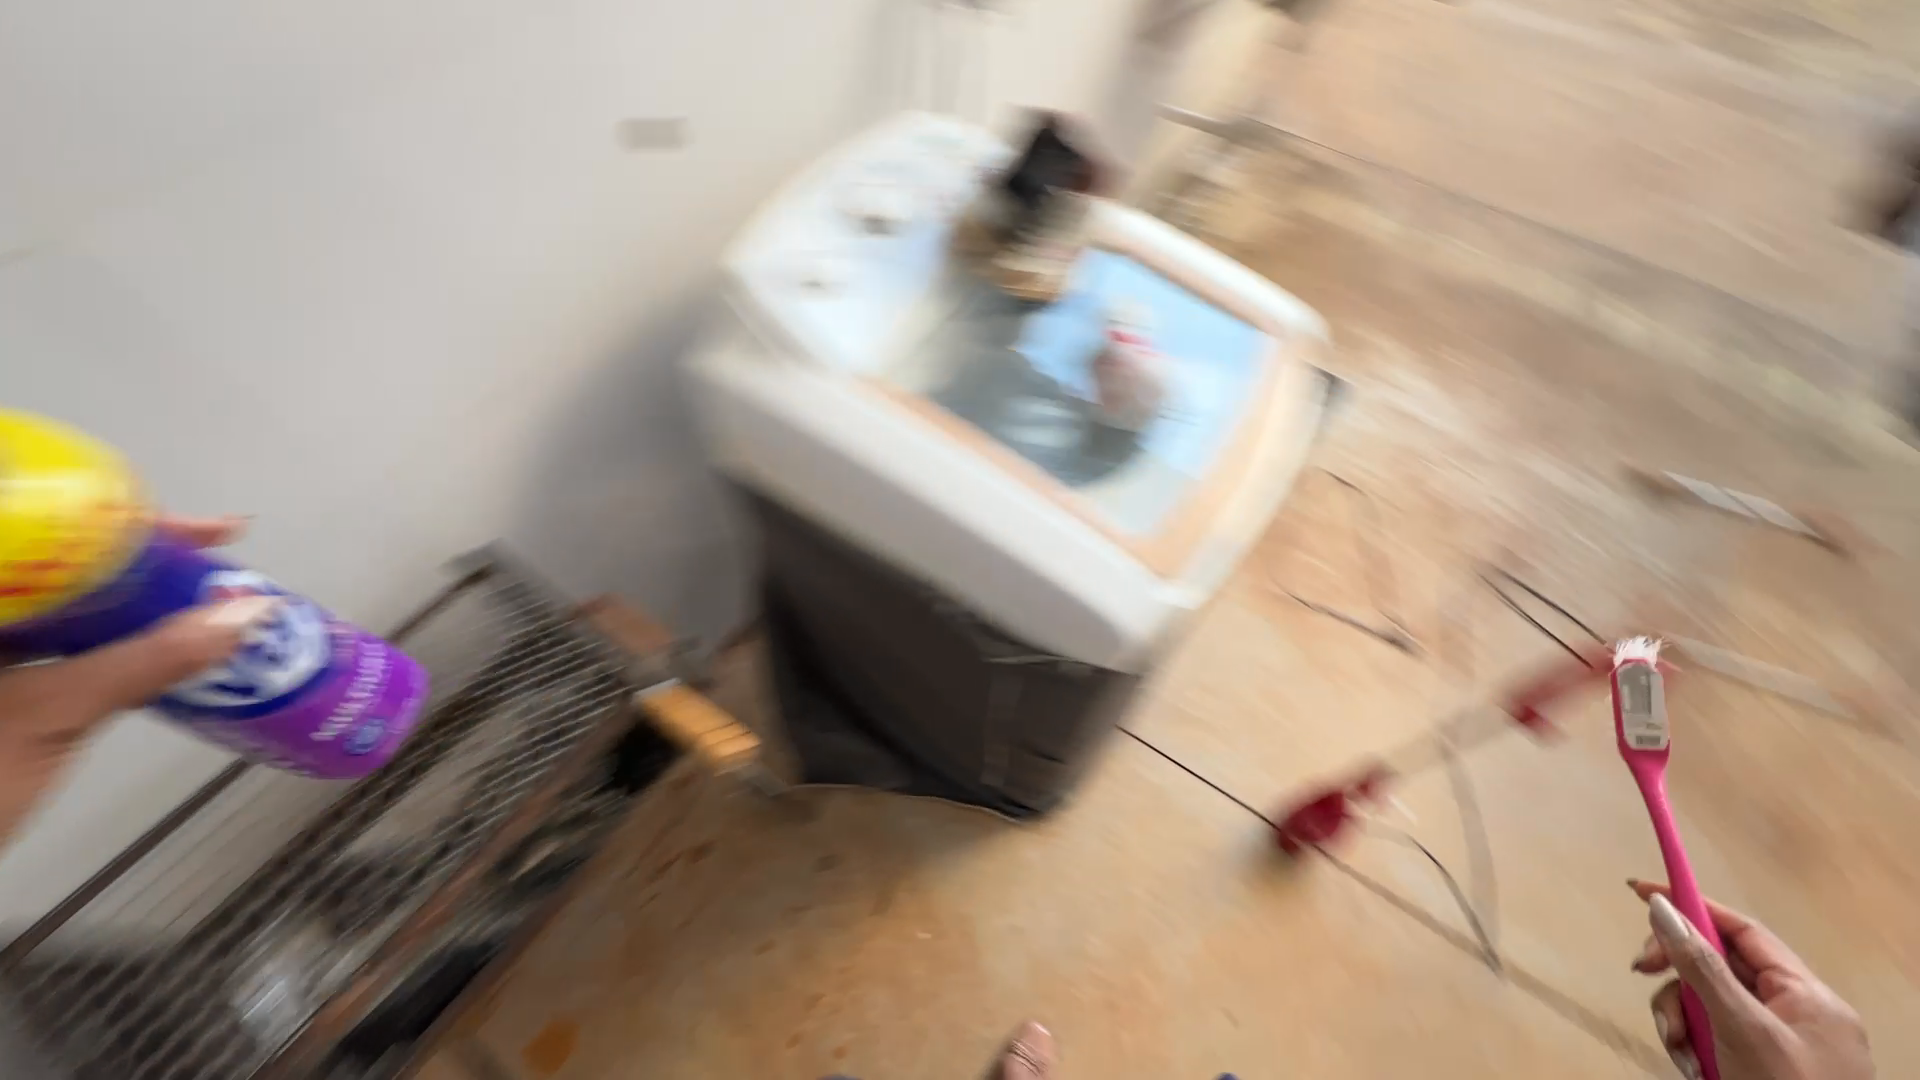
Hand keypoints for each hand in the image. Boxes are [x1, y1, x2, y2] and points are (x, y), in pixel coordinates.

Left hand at [0, 516, 276, 844]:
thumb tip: (247, 614)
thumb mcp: (51, 719)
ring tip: (199, 598)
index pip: (43, 533)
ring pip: (59, 596)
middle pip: (57, 559)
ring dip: (133, 596)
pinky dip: (107, 631)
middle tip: (211, 560)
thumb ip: (149, 661)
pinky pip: (51, 633)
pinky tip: (155, 637)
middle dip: (142, 556)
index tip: (202, 532)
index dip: (126, 521)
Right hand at [1629, 879, 1873, 1079]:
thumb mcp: (1741, 1029)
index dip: (1691, 905)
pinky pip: (1706, 1029)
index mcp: (1806, 995)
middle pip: (1714, 963)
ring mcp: (1773, 1037)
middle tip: (1641, 971)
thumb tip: (1660, 905)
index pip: (1740, 929)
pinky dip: (1689, 1041)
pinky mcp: (1752, 1058)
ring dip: (1677, 1016)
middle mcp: (1792, 1010)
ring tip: (1679, 1047)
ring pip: (1702, 999)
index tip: (1638, 891)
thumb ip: (1700, 966)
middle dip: (1674, 970)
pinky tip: (1691, 1064)